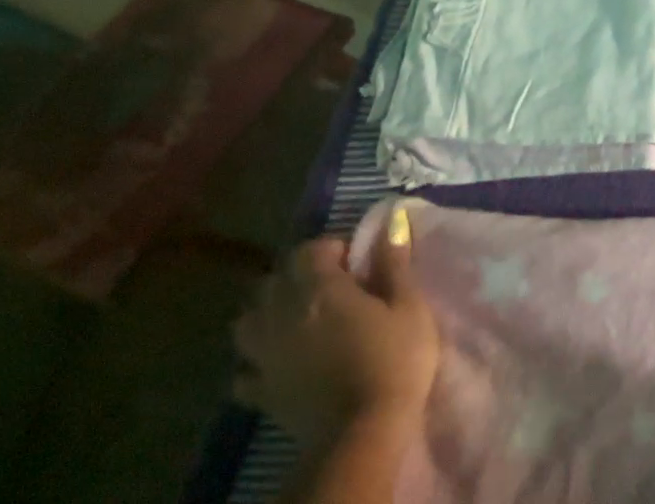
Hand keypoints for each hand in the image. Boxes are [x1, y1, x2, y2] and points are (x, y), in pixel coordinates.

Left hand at [233, 216, 439, 446]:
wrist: (363, 428)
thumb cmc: (395, 358)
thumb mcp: (409, 306)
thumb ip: (395, 265)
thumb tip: (391, 225)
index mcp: (321, 290)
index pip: (311, 250)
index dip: (333, 248)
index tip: (358, 261)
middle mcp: (282, 315)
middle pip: (274, 280)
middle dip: (298, 275)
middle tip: (332, 286)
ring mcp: (264, 355)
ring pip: (247, 320)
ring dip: (268, 312)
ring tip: (297, 320)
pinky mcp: (259, 389)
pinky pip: (244, 367)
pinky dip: (257, 360)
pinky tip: (278, 363)